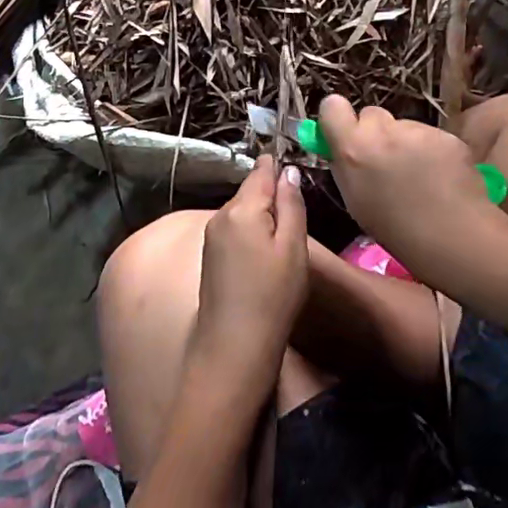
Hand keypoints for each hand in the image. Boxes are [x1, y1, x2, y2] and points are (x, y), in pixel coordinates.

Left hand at [187, 155, 309, 410]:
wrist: (234, 341)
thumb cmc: (273, 294)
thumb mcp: (292, 247)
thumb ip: (291, 205)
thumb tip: (288, 170)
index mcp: (242, 208)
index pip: (261, 171)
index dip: (278, 166)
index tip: (294, 165)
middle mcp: (221, 215)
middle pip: (249, 190)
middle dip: (270, 192)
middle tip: (298, 204)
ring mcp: (211, 235)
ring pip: (241, 209)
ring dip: (261, 212)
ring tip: (285, 228)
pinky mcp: (210, 253)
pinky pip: (234, 228)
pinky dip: (250, 229)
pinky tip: (265, 248)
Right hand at [317, 95, 496, 279]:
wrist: (451, 236)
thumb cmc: (393, 228)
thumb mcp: (353, 197)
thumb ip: (344, 163)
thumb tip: (340, 146)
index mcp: (352, 148)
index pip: (332, 106)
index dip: (338, 117)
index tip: (345, 132)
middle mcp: (382, 131)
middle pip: (372, 115)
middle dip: (375, 132)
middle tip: (385, 160)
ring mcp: (417, 130)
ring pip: (404, 126)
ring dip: (406, 142)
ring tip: (418, 175)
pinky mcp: (445, 135)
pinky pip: (431, 136)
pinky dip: (433, 151)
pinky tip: (440, 176)